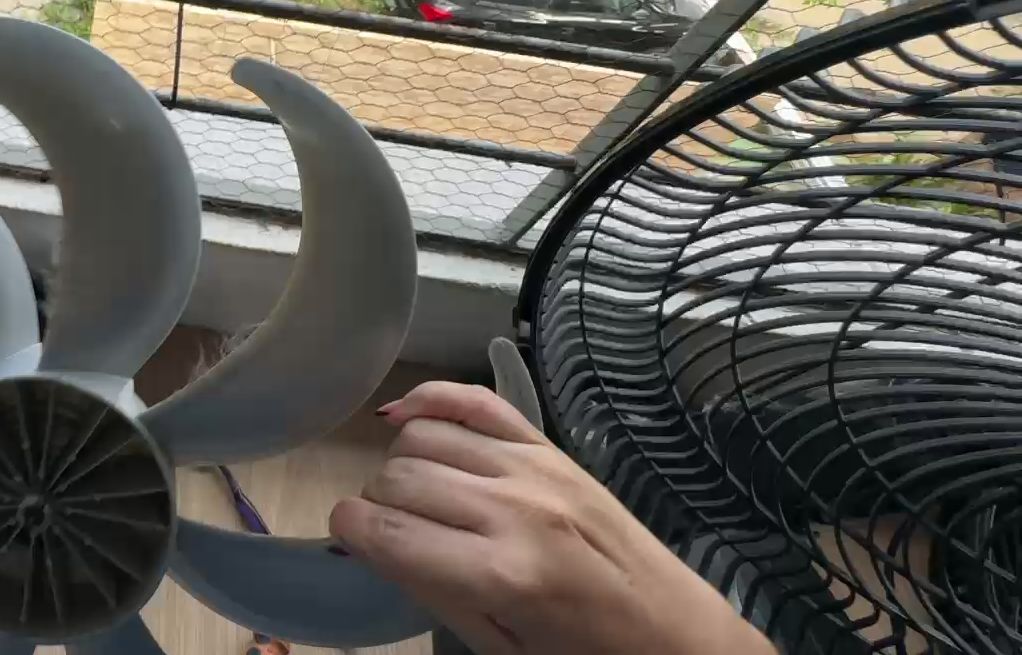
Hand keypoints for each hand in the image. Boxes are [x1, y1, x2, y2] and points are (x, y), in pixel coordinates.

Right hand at [329, 382, 774, 654]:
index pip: (385, 530)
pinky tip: (403, 418)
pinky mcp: (544, 444)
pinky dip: (426, 399)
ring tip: (416, 494)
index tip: (348, 537)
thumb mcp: (495, 646)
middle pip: (396, 477)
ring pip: (420, 436)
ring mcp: (530, 467)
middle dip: (376, 502)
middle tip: (391, 528)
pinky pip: (468, 398)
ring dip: (399, 463)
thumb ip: (423, 585)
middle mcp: (513, 509)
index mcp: (502, 575)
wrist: (679, 641)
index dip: (348, 530)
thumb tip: (364, 538)